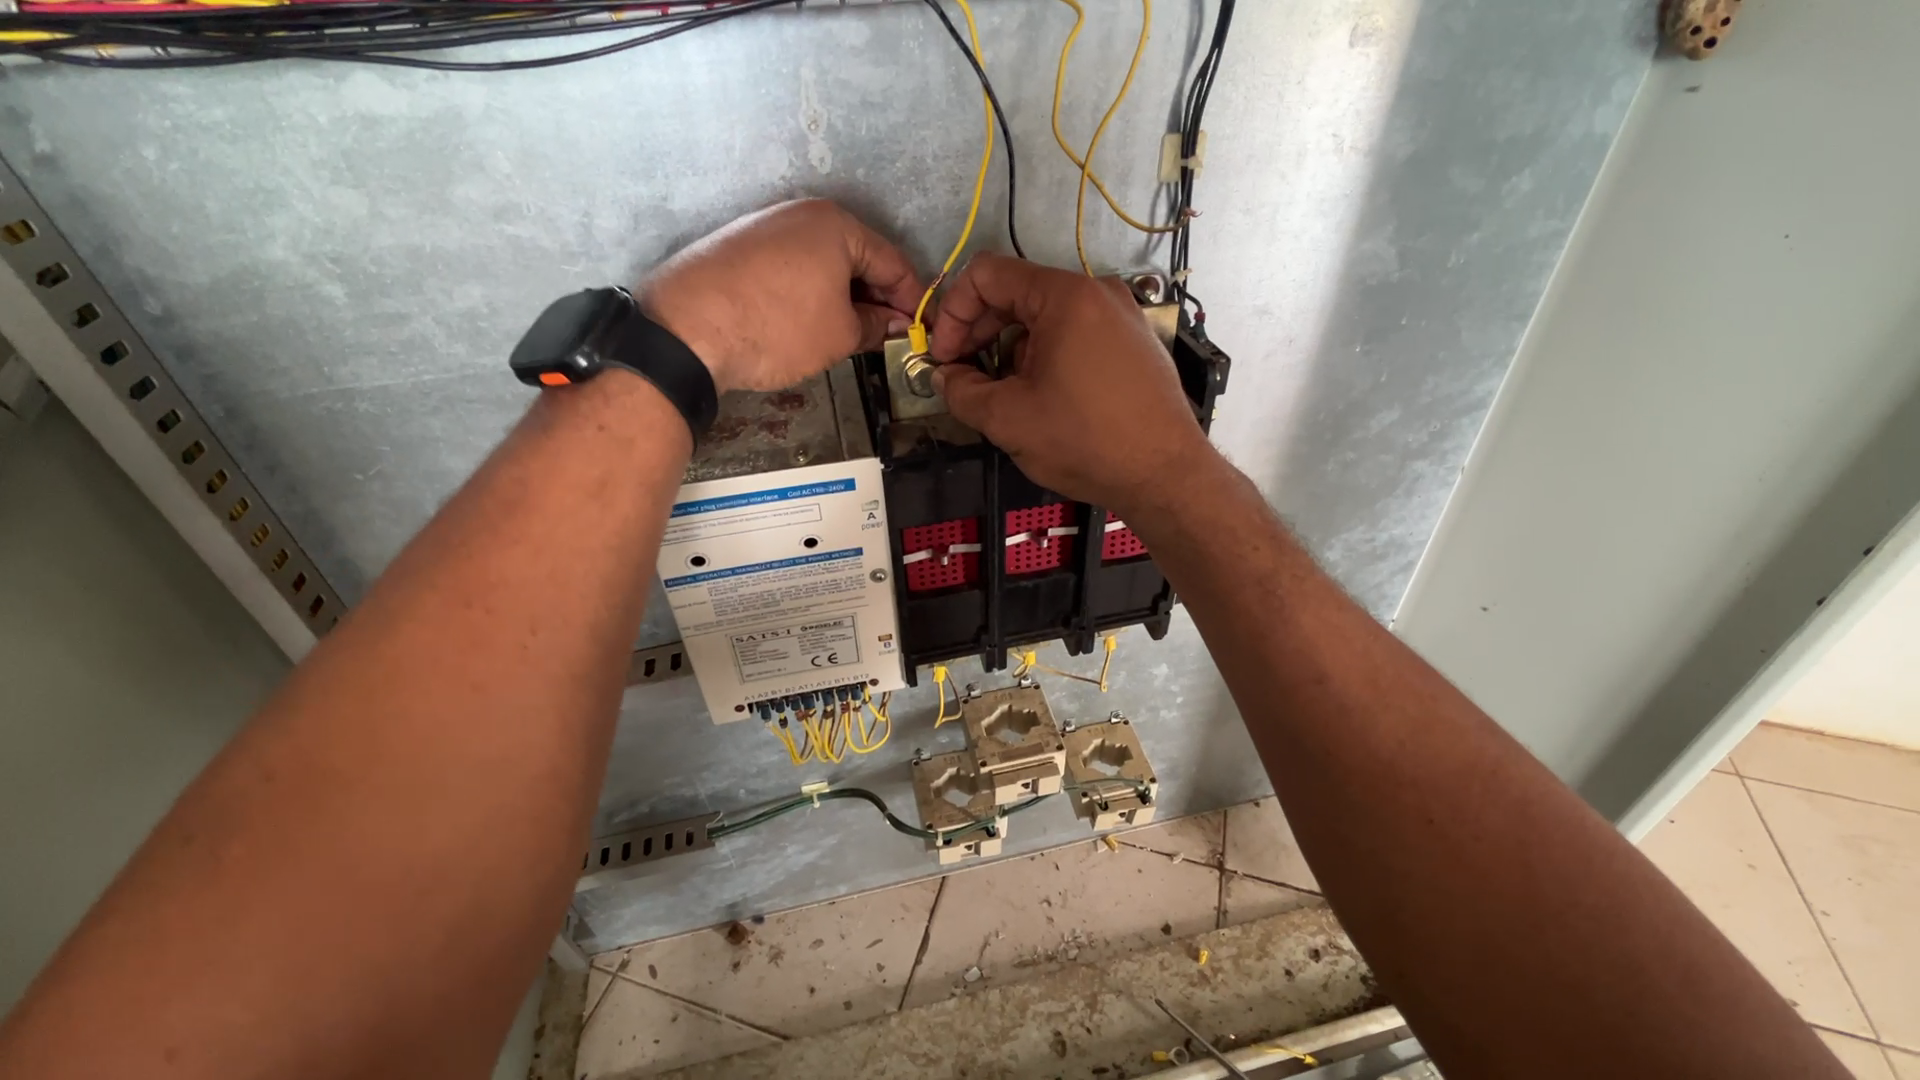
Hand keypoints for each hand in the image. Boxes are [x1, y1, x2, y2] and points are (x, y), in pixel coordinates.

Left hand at [636, 199, 923, 393]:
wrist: (687, 329)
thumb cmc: (778, 327)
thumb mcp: (839, 335)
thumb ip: (874, 326)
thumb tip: (891, 324)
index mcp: (837, 225)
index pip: (892, 260)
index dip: (911, 298)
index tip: (919, 328)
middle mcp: (802, 214)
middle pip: (856, 257)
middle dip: (875, 296)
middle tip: (886, 334)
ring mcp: (765, 227)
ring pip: (821, 263)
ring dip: (841, 296)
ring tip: (849, 334)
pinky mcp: (737, 248)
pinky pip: (790, 268)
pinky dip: (808, 293)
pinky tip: (807, 323)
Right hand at [928, 253, 1216, 516]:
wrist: (1166, 475)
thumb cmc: (1085, 441)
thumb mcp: (1008, 420)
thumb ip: (962, 391)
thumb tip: (946, 378)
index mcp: (1065, 296)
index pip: (987, 274)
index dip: (952, 313)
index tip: (943, 358)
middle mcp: (1097, 293)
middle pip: (1017, 293)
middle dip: (980, 333)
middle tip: (963, 378)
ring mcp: (1122, 316)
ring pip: (1045, 317)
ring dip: (1012, 350)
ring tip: (1004, 396)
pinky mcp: (1135, 343)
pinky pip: (1076, 334)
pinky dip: (1046, 356)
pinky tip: (1043, 398)